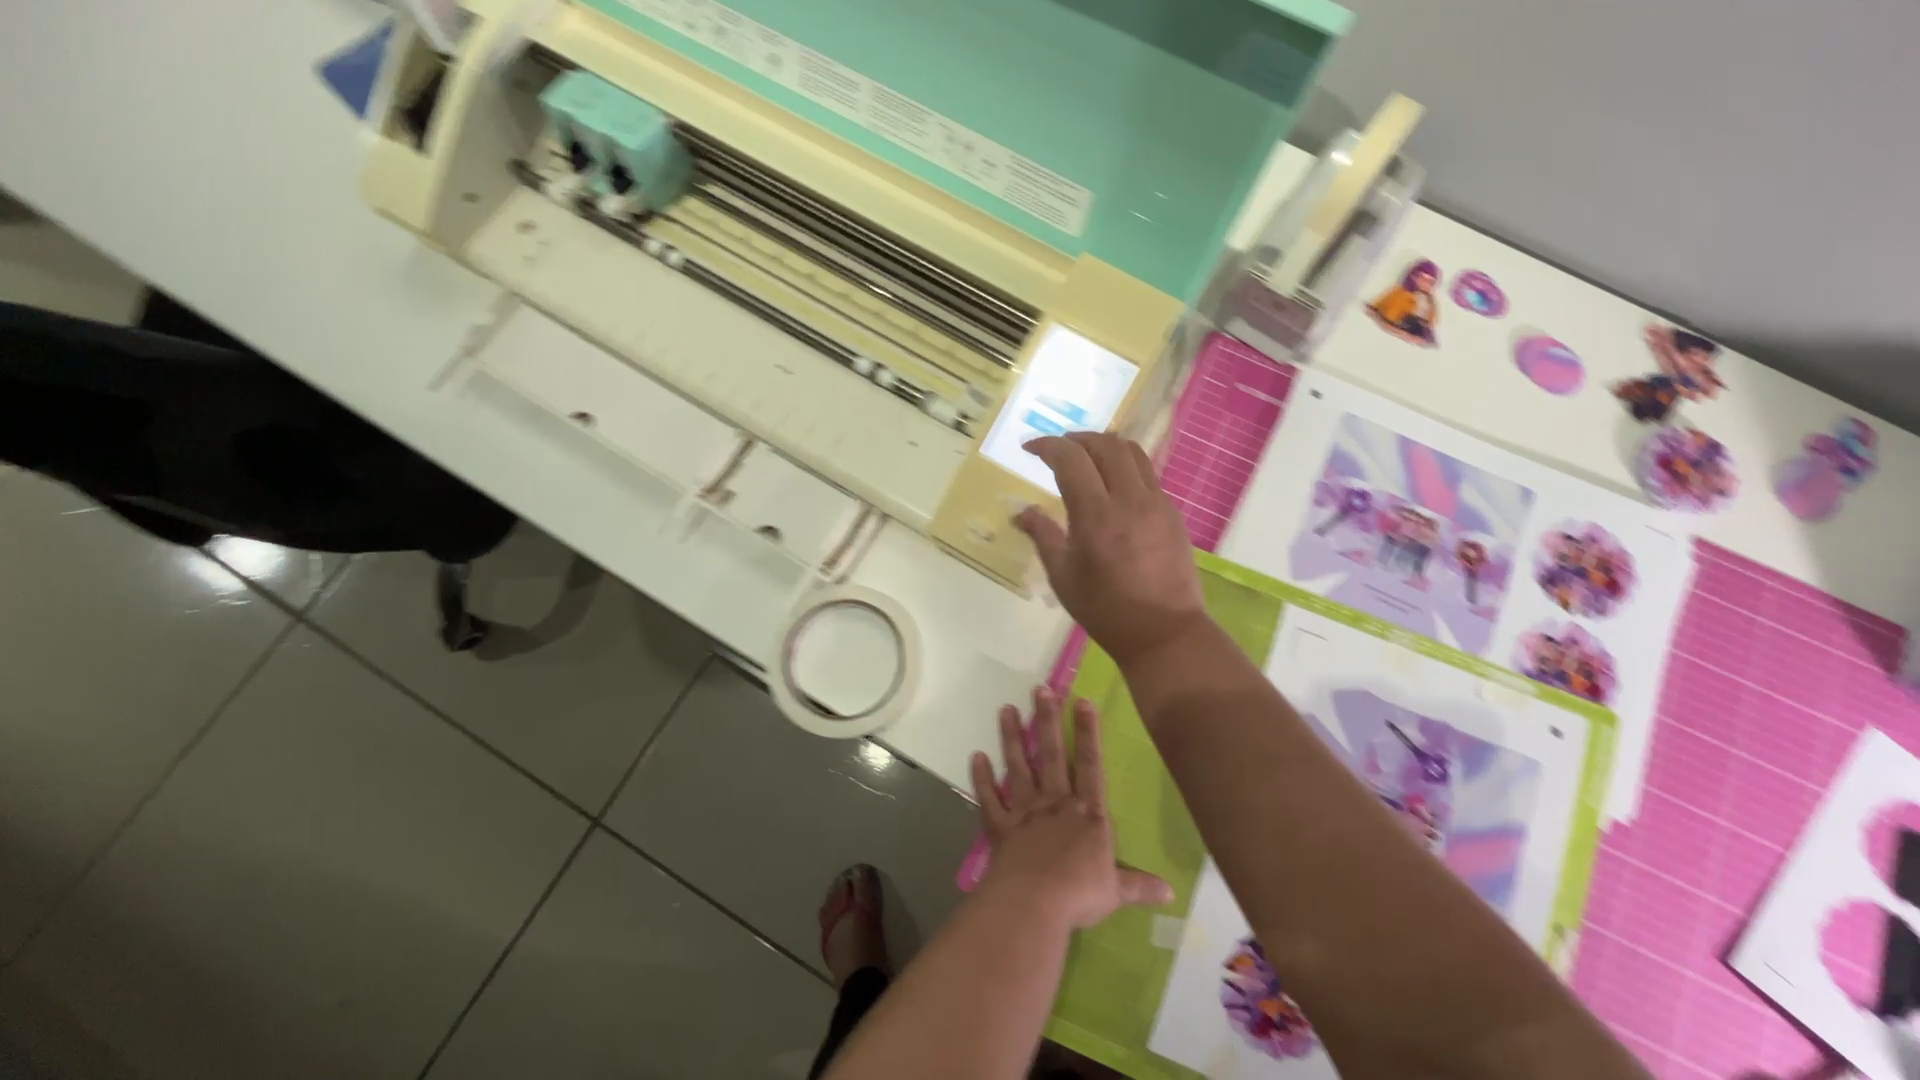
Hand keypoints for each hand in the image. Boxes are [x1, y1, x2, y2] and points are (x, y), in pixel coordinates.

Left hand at [969, 687, 1172, 929]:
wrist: (1033, 902)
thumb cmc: (1079, 894)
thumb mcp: (1116, 891)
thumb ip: (1139, 884)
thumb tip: (1171, 892)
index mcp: (1088, 814)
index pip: (1091, 765)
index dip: (1089, 733)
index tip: (1082, 701)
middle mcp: (1056, 804)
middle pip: (1052, 755)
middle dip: (1048, 721)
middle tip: (1040, 689)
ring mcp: (1025, 812)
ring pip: (1018, 767)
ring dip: (1012, 738)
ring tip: (1006, 709)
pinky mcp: (1000, 827)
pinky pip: (989, 799)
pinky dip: (981, 778)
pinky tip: (975, 756)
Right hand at [1015, 433, 1208, 667]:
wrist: (1164, 632)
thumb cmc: (1105, 610)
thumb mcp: (1063, 576)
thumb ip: (1043, 535)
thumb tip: (1021, 512)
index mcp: (1096, 516)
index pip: (1070, 459)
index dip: (1047, 445)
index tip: (1030, 449)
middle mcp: (1129, 500)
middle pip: (1105, 445)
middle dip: (1077, 439)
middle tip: (1058, 449)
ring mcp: (1157, 503)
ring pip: (1132, 453)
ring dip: (1105, 446)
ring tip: (1087, 456)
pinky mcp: (1172, 513)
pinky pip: (1148, 475)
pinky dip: (1125, 467)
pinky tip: (1113, 486)